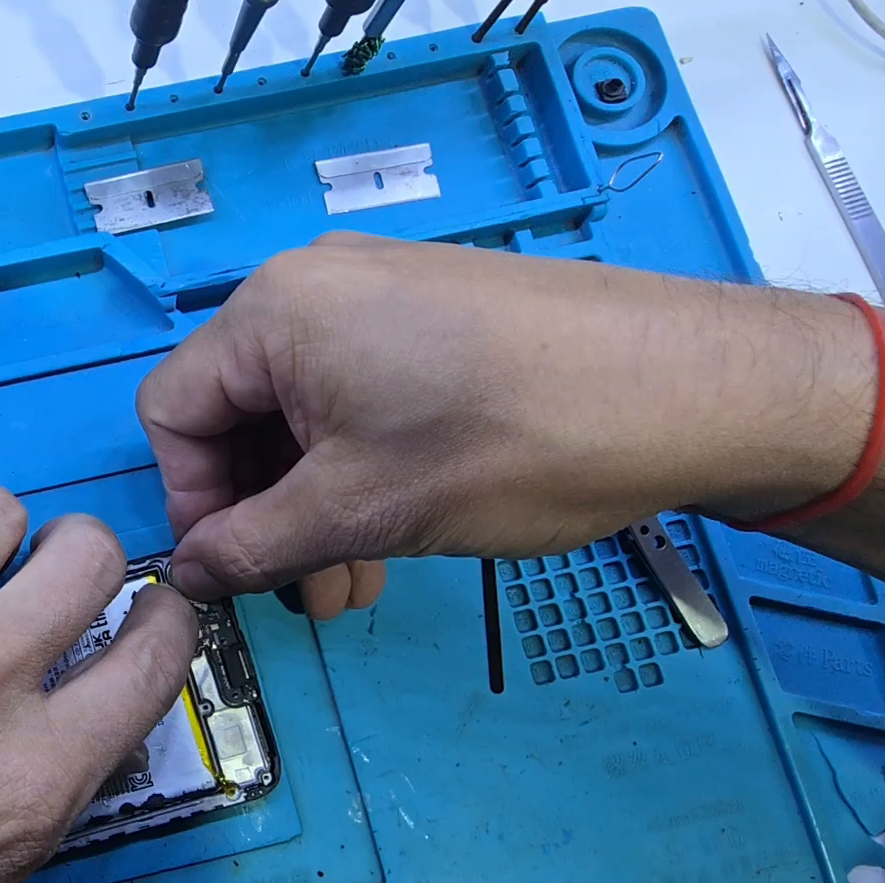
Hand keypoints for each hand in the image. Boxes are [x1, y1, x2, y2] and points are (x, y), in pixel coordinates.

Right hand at [136, 232, 878, 600]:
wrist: (712, 391)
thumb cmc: (512, 443)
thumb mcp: (357, 510)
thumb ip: (248, 547)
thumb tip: (186, 577)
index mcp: (270, 314)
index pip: (172, 414)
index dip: (190, 498)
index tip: (230, 564)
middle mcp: (306, 292)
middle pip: (231, 422)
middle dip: (258, 516)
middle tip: (300, 588)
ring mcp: (366, 301)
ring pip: (290, 425)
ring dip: (305, 510)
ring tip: (349, 581)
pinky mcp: (415, 321)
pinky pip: (342, 405)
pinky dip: (345, 474)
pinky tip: (380, 536)